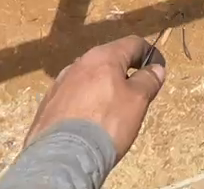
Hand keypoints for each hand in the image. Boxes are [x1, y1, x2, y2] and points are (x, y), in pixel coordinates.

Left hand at [25, 36, 167, 155]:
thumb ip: (148, 80)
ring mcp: (59, 85)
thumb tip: (155, 68)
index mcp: (103, 56)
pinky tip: (87, 124)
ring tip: (109, 112)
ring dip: (102, 89)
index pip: (134, 43)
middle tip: (135, 95)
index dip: (150, 54)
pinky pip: (72, 98)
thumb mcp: (137, 101)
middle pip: (109, 60)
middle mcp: (79, 63)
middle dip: (124, 73)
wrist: (60, 160)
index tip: (157, 70)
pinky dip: (83, 105)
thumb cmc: (106, 123)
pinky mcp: (46, 107)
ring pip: (88, 79)